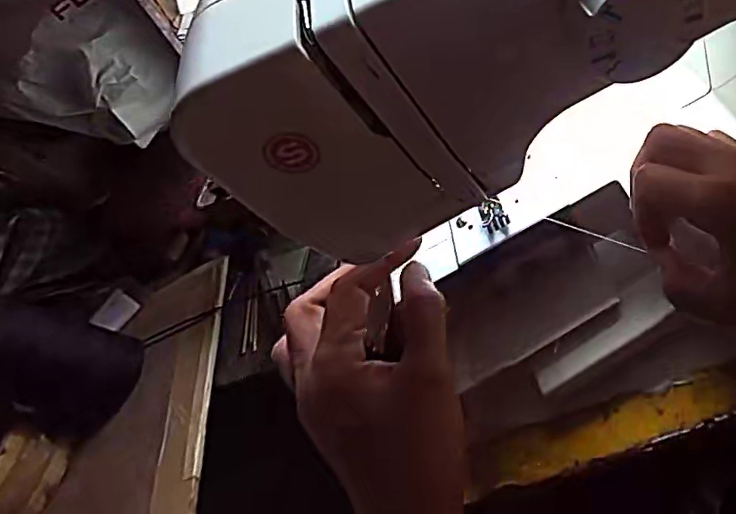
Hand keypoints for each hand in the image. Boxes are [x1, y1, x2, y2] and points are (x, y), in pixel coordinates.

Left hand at [272, 243, 464, 513]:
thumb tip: (415, 273)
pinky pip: (318, 359)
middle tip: (381, 265)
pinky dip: (341, 334)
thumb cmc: (421, 447)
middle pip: (303, 313)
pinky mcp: (328, 412)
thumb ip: (424, 314)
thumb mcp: (432, 372)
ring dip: (334, 308)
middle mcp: (311, 384)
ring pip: (302, 338)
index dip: (379, 262)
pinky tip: (379, 334)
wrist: (411, 507)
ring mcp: (314, 401)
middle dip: (342, 280)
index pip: (346, 296)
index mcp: (331, 371)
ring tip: (377, 294)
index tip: (409, 247)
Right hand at [628, 124, 735, 347]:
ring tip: (681, 214)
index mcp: (717, 197)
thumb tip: (667, 262)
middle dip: (642, 174)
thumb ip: (683, 284)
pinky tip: (713, 209)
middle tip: (656, 220)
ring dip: (670, 165)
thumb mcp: (733, 308)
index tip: (662, 248)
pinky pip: (717, 145)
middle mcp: (730, 164)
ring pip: (689, 133)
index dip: (640, 215)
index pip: (648, 177)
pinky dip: (697, 164)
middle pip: (660, 137)